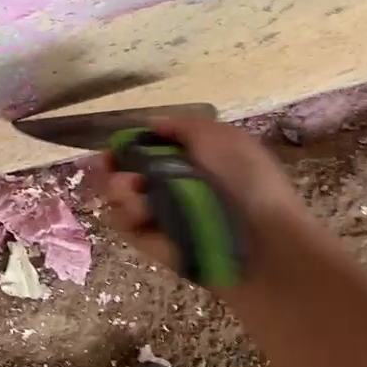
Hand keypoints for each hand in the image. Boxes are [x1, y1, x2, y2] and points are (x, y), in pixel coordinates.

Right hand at [92, 116, 321, 280]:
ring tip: (135, 190)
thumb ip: (182, 126)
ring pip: (116, 195)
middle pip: (121, 170)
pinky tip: (143, 213)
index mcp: (188, 161)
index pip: (144, 150)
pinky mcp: (149, 241)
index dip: (126, 146)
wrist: (262, 240)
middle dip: (109, 165)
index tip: (115, 145)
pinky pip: (122, 221)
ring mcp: (158, 214)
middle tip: (105, 165)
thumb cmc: (247, 182)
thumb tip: (150, 125)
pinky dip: (128, 214)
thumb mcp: (222, 137)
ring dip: (119, 188)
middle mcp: (170, 186)